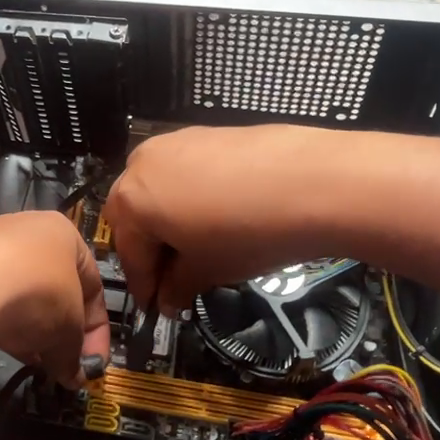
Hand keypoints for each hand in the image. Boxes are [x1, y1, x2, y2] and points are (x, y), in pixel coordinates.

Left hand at [0, 211, 107, 388]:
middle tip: (62, 365)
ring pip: (22, 294)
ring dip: (33, 330)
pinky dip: (2, 321)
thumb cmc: (37, 295)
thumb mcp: (69, 331)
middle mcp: (26, 230)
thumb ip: (75, 355)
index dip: (96, 330)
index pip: (92, 286)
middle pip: (55, 290)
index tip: (92, 364)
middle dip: (62, 332)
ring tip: (34, 361)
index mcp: (63, 232)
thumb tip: (72, 375)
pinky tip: (5, 345)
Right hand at [103, 125, 348, 316]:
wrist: (311, 179)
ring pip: (158, 188)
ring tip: (200, 245)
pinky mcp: (205, 132)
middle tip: (175, 277)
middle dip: (150, 247)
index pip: (128, 253)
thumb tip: (166, 299)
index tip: (155, 307)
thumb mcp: (207, 269)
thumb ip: (177, 286)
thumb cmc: (247, 232)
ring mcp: (174, 142)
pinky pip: (184, 170)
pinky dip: (191, 195)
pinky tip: (220, 214)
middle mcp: (142, 164)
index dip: (143, 285)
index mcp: (131, 201)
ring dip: (169, 218)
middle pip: (134, 214)